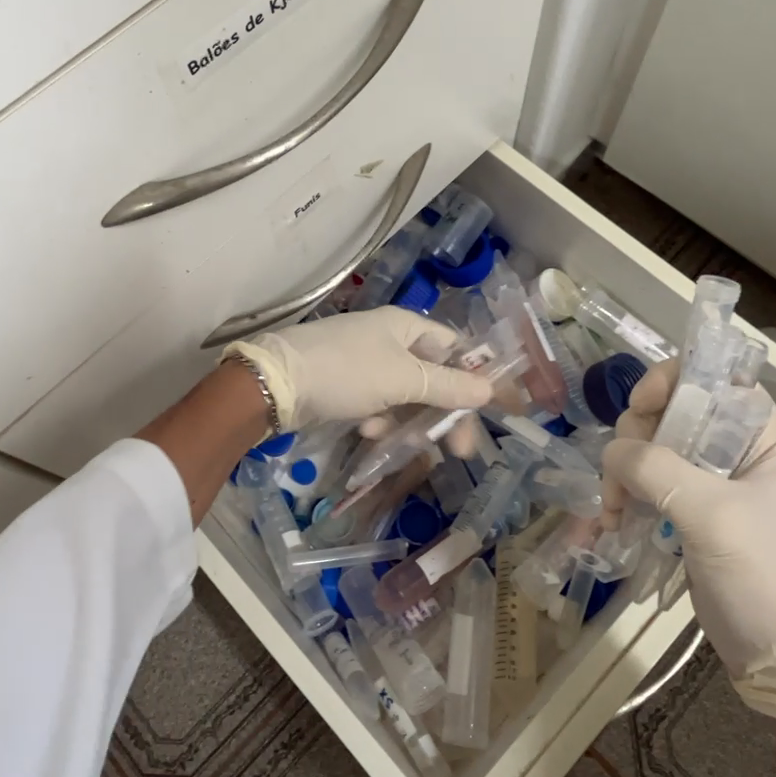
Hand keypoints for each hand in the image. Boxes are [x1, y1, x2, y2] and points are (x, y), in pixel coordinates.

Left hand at [222, 308, 493, 435]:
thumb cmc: (346, 371)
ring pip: (404, 396)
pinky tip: (367, 433)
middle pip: (432, 377)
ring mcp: (364, 363)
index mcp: (406, 326)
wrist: (274, 383)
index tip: (501, 408)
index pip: (456, 348)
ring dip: (410, 422)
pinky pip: (376, 404)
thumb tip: (489, 390)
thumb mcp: (402, 379)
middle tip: (460, 451)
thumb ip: (447, 386)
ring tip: (408, 448)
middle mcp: (388, 340)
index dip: (478, 377)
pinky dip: (378, 420)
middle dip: (445, 413)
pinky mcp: (344, 386)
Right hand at [601, 362, 775, 728]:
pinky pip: (648, 485)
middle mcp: (738, 451)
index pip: (713, 378)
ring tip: (614, 511)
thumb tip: (610, 450)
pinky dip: (626, 498)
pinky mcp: (692, 515)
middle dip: (637, 440)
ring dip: (623, 473)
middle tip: (623, 478)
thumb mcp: (715, 516)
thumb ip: (658, 470)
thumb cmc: (768, 578)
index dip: (670, 381)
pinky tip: (614, 522)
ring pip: (651, 450)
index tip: (638, 409)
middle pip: (670, 413)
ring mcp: (713, 484)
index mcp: (763, 437)